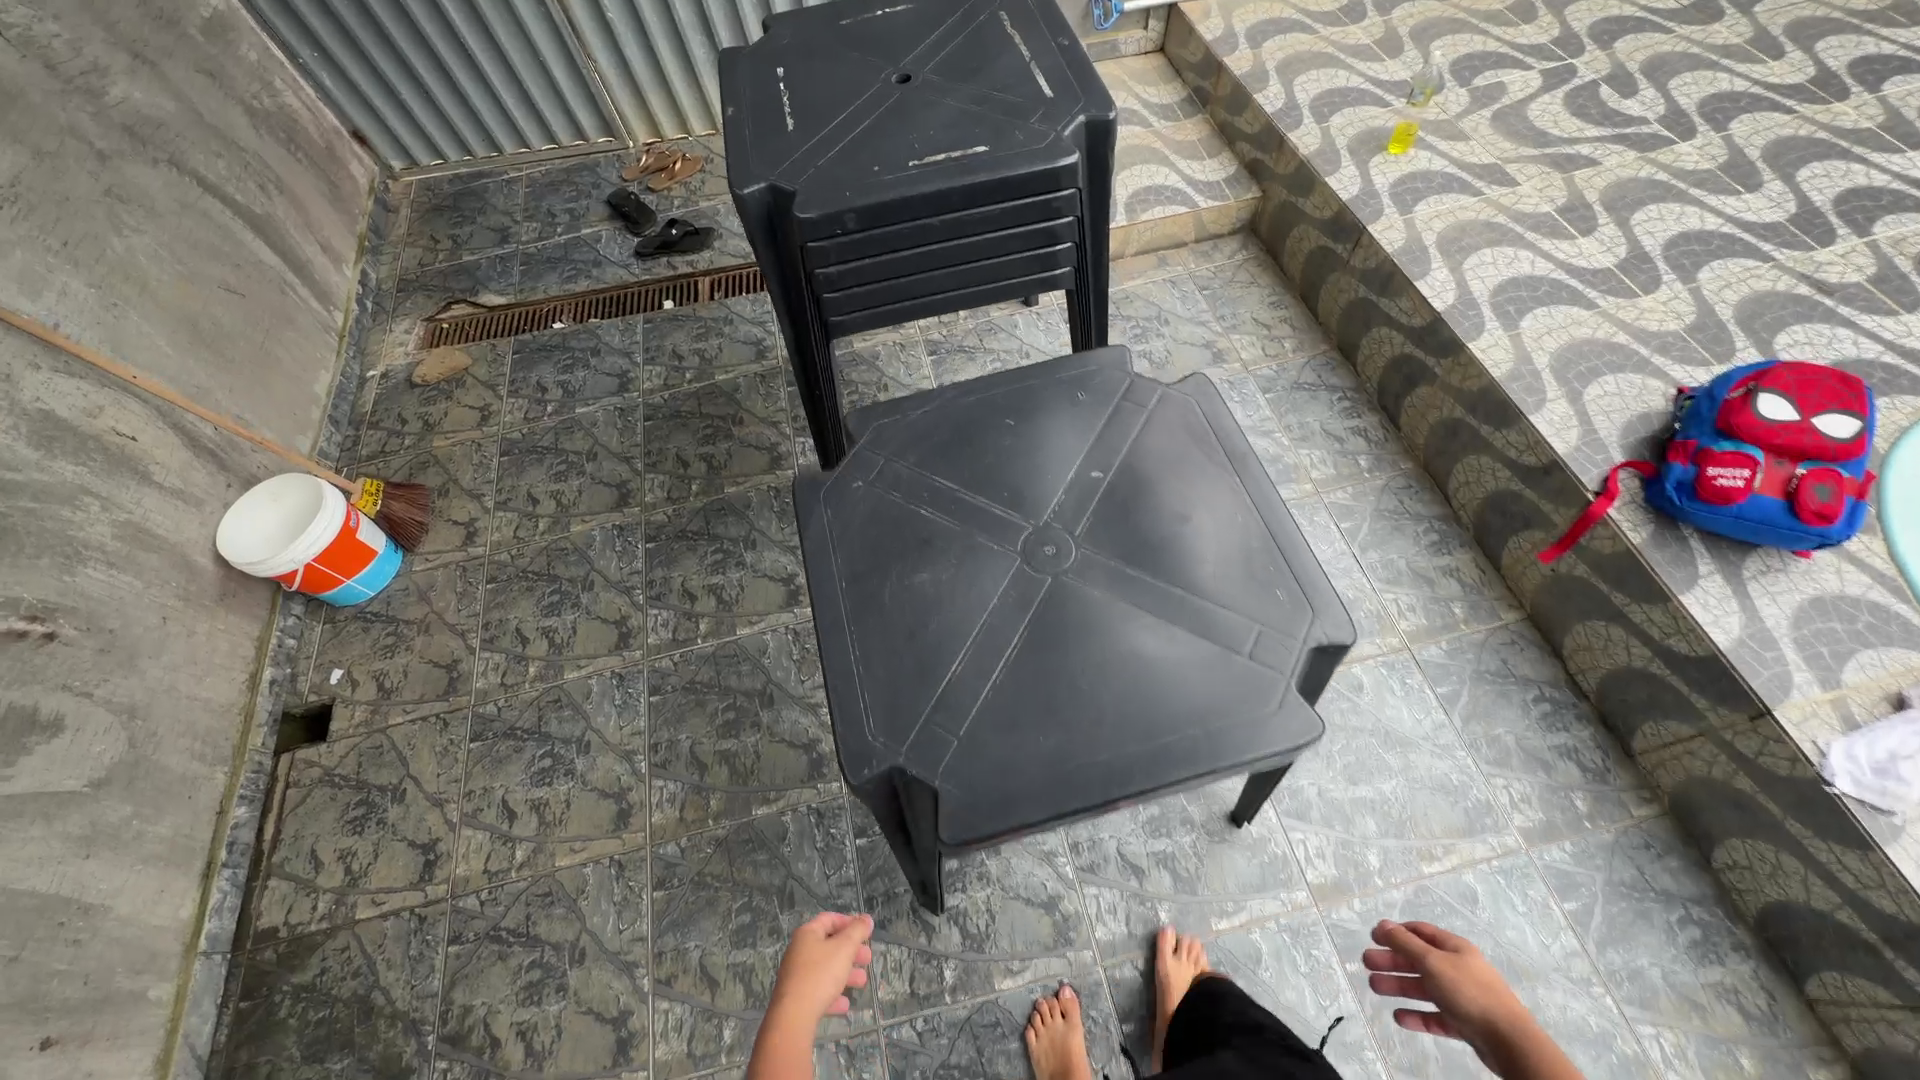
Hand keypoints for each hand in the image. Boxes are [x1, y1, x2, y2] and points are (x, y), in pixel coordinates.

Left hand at [767, 912, 874, 1023]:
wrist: (793, 1015)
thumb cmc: (820, 974)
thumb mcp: (844, 948)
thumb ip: (858, 931)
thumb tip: (866, 919)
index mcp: (808, 934)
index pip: (829, 919)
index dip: (848, 921)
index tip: (865, 931)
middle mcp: (799, 952)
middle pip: (829, 946)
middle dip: (851, 951)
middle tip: (867, 957)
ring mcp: (796, 976)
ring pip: (826, 970)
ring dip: (846, 973)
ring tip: (862, 981)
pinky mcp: (797, 998)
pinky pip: (818, 991)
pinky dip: (833, 994)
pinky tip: (845, 1004)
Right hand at [1363, 921, 1539, 1073]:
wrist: (1508, 1039)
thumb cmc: (1468, 991)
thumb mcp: (1433, 961)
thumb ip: (1405, 943)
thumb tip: (1383, 924)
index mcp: (1454, 949)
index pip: (1421, 932)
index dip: (1397, 932)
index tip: (1374, 936)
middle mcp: (1457, 969)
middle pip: (1418, 960)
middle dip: (1392, 960)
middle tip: (1367, 962)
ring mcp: (1461, 997)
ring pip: (1424, 988)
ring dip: (1398, 986)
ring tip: (1374, 988)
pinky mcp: (1463, 1023)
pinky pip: (1434, 1015)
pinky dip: (1416, 1014)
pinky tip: (1399, 1017)